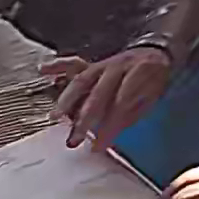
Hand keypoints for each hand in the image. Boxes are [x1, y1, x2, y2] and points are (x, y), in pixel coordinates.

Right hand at [45, 47, 172, 149]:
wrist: (156, 52)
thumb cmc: (152, 80)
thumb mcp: (152, 98)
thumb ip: (131, 113)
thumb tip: (110, 131)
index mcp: (140, 72)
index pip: (121, 102)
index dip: (110, 126)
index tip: (99, 147)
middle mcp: (118, 66)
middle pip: (98, 94)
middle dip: (84, 119)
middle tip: (73, 140)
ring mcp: (103, 64)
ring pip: (82, 80)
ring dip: (66, 99)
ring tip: (55, 117)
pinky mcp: (93, 65)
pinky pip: (73, 65)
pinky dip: (56, 66)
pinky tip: (42, 68)